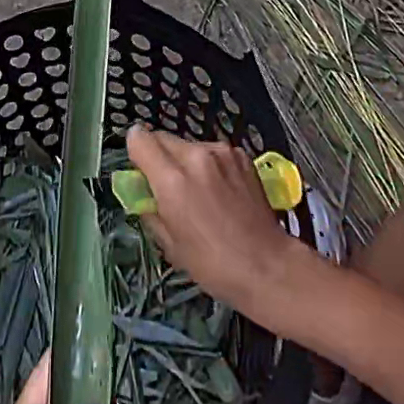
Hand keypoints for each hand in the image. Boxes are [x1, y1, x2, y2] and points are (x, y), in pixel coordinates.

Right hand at [125, 124, 311, 316]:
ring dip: (185, 161)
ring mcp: (222, 153)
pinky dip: (209, 165)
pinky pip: (213, 152)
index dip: (135, 152)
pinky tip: (221, 191)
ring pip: (189, 145)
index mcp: (172, 179)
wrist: (268, 265)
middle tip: (168, 187)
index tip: (141, 171)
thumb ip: (147, 208)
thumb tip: (140, 191)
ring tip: (199, 192)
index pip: (139, 139)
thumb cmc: (212, 263)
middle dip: (159, 156)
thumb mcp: (168, 243)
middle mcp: (196, 156)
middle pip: (162, 138)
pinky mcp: (242, 156)